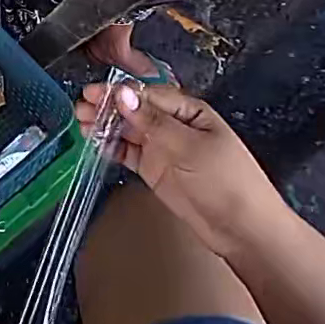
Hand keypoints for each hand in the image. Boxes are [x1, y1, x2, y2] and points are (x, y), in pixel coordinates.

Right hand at [77, 82, 284, 258]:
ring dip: (105, 125)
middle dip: (107, 107)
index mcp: (188, 111)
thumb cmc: (225, 181)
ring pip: (128, 130)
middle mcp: (173, 125)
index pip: (147, 94)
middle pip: (134, 110)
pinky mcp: (155, 170)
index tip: (94, 94)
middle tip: (80, 106)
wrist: (244, 230)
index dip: (119, 93)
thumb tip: (123, 93)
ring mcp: (163, 148)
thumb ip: (153, 121)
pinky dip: (112, 146)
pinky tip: (94, 142)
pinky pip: (129, 152)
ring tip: (80, 122)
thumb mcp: (190, 146)